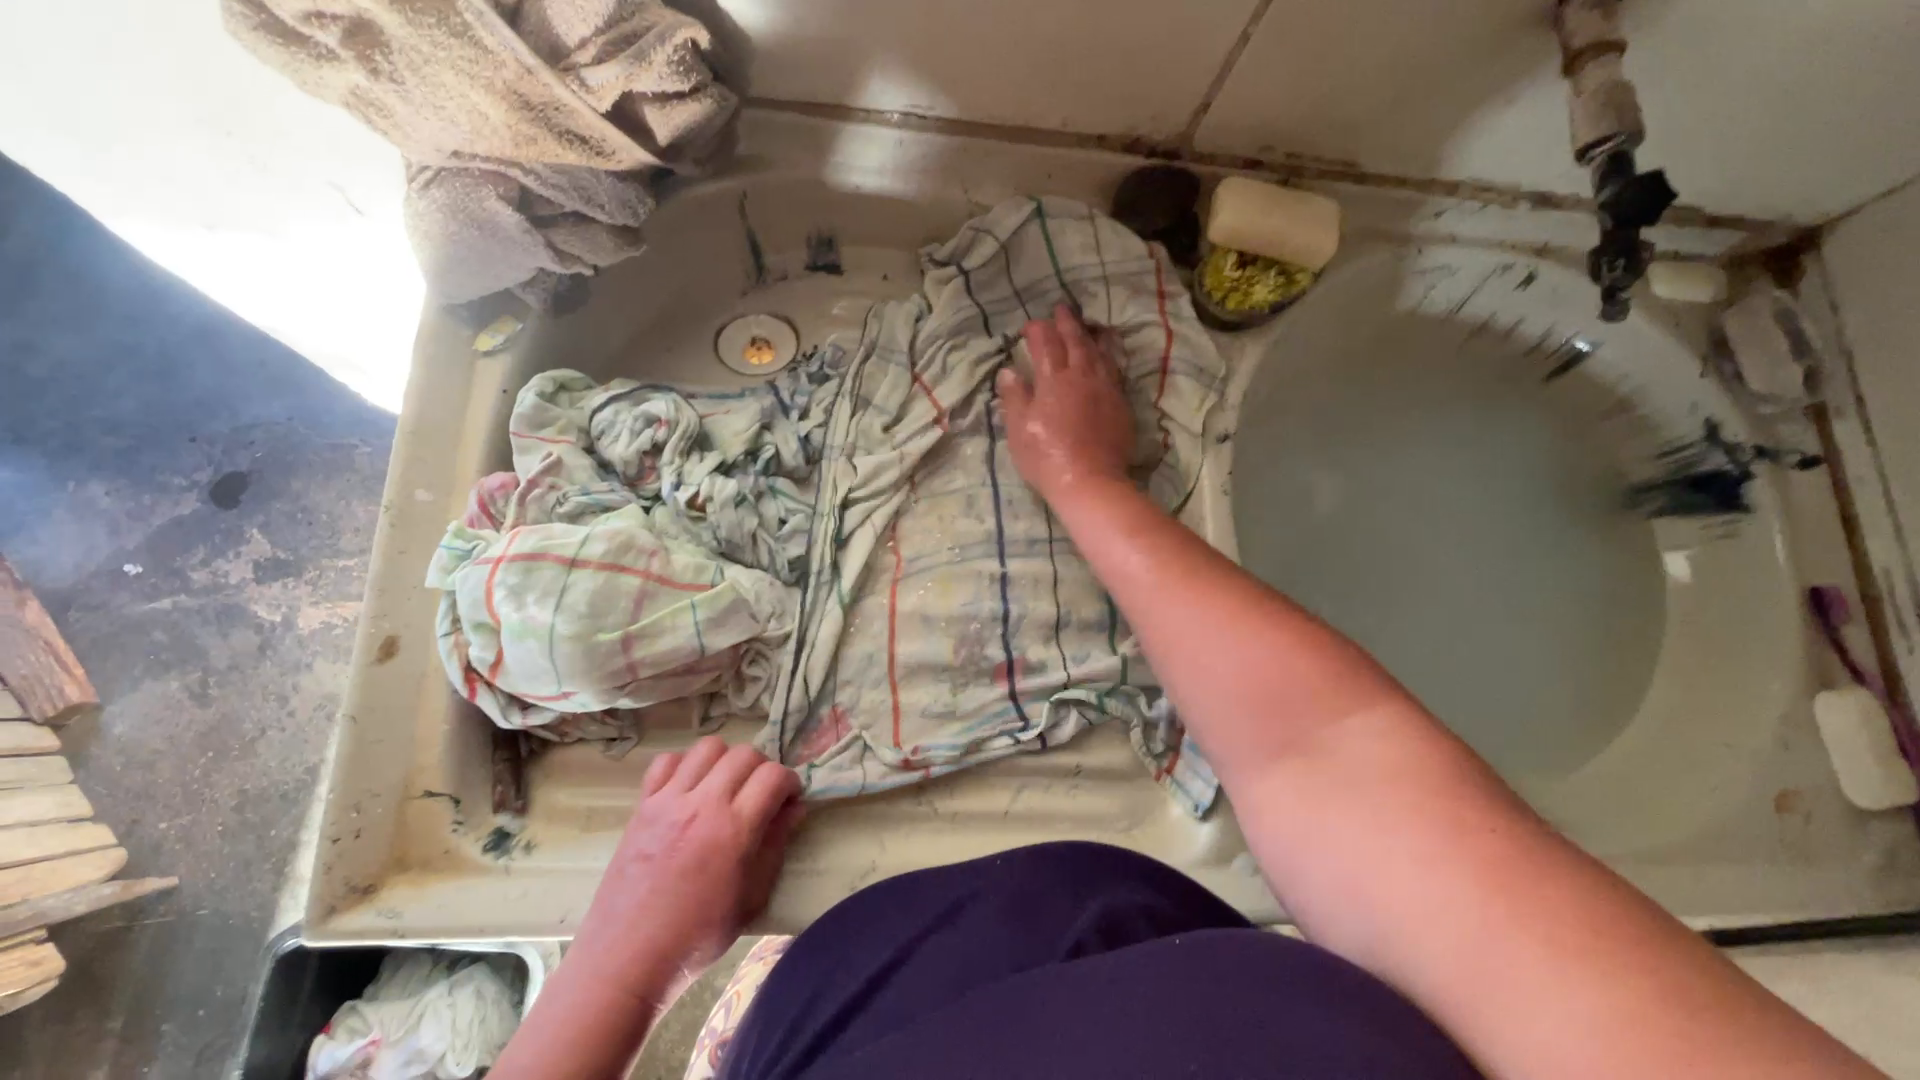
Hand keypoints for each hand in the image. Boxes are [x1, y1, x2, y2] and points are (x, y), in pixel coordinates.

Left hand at [571, 737, 803, 995]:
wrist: (628, 958)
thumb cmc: (697, 937)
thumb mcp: (751, 899)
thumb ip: (775, 847)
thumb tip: (794, 809)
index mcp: (734, 831)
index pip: (773, 775)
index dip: (789, 782)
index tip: (789, 801)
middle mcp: (702, 806)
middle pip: (744, 754)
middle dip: (762, 768)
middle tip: (761, 795)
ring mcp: (667, 802)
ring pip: (707, 748)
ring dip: (725, 760)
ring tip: (726, 787)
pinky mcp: (641, 807)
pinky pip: (666, 762)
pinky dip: (684, 766)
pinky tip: (689, 790)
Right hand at [997, 304, 1135, 506]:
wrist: (1089, 481)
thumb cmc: (1045, 457)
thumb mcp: (1018, 429)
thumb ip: (1015, 396)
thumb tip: (1009, 371)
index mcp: (1054, 380)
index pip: (1046, 345)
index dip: (1038, 331)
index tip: (1031, 325)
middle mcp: (1082, 377)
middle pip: (1076, 342)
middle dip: (1067, 323)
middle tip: (1062, 309)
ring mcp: (1106, 389)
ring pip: (1100, 353)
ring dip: (1092, 336)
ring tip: (1089, 326)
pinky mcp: (1121, 405)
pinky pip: (1115, 371)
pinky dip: (1109, 357)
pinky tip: (1107, 358)